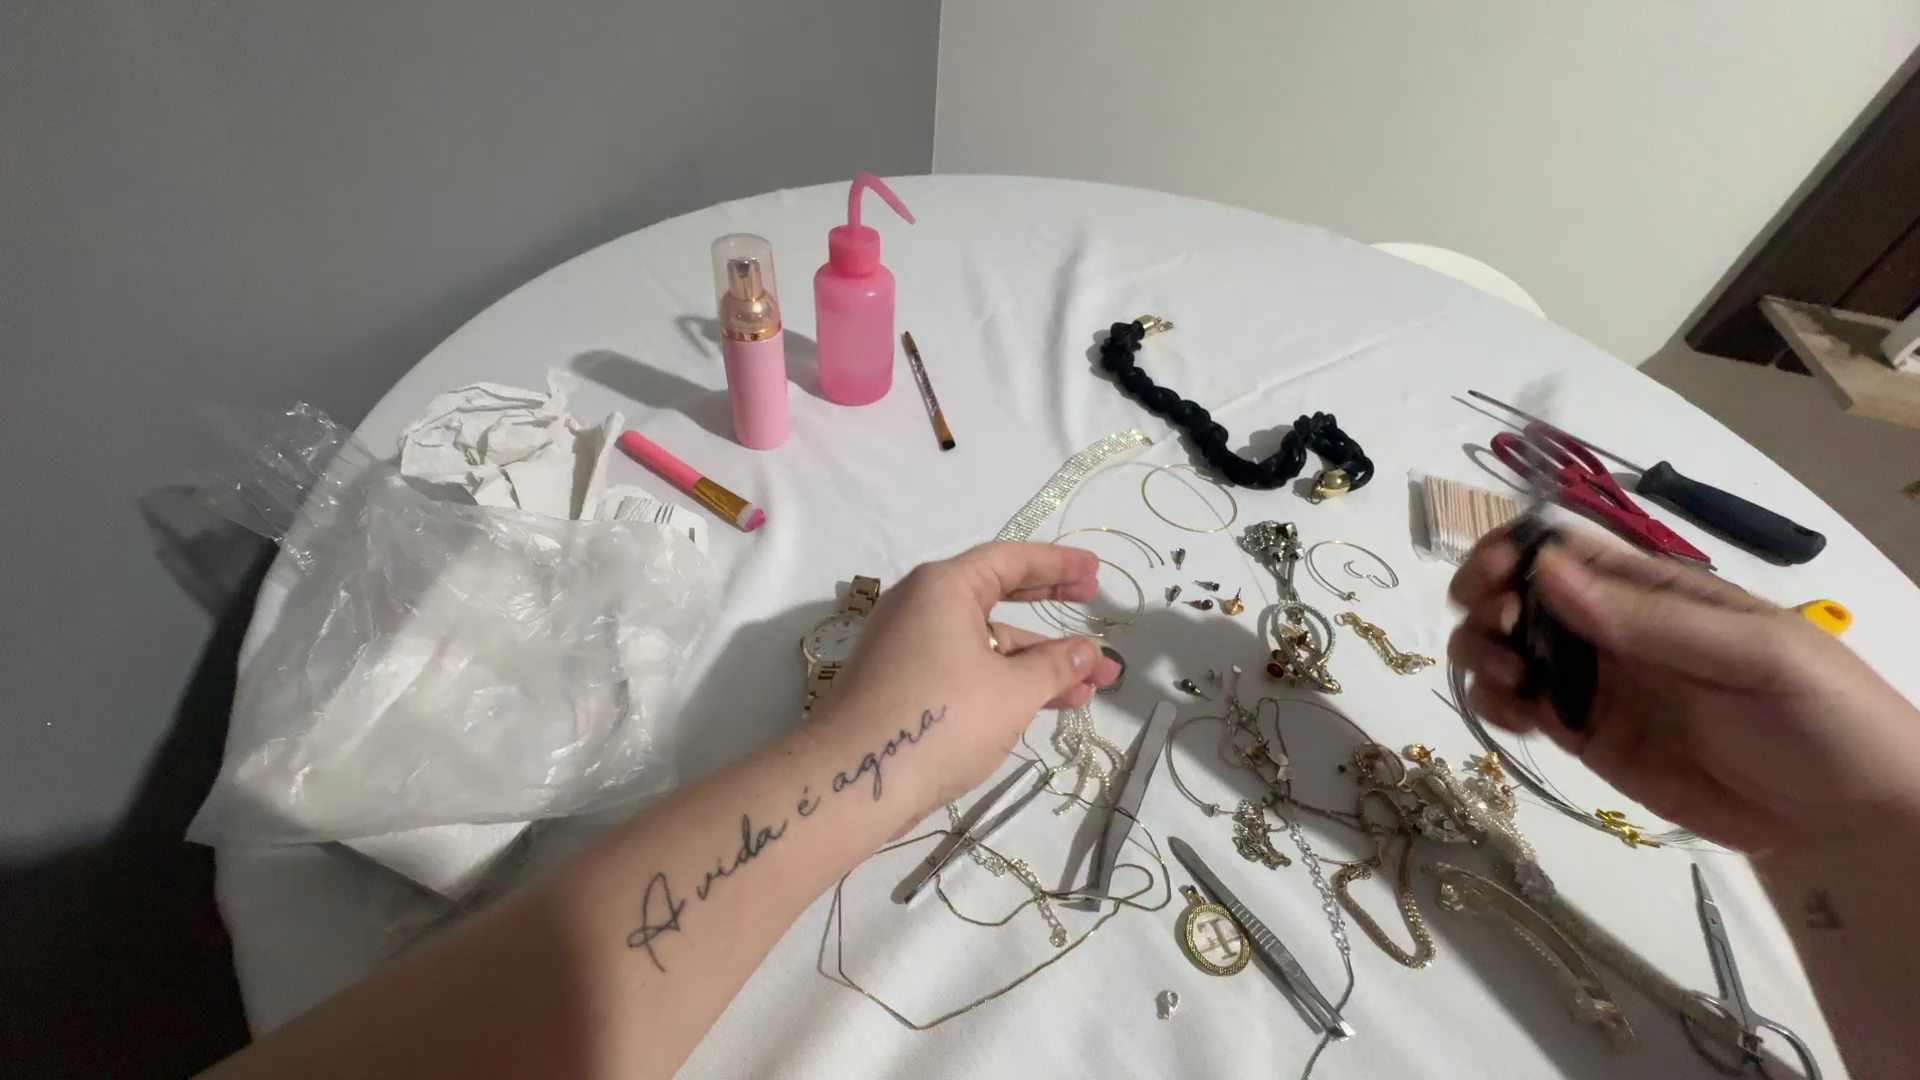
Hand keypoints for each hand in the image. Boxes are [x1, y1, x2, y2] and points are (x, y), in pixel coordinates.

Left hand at [808, 542, 1120, 826]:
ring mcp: (912, 648)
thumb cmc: (940, 718)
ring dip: (1038, 660)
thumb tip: (1086, 653)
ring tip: (1093, 683)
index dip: (1057, 563)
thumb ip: (1055, 667)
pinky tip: (1047, 703)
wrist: (854, 780)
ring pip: (987, 642)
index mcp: (943, 588)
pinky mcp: (907, 685)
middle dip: (1050, 603)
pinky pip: (968, 669)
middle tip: (1092, 601)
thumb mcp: (1011, 691)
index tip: (1095, 571)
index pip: (1009, 560)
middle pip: (998, 594)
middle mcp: (923, 607)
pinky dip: (1006, 680)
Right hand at [1448, 527, 1919, 851]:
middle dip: (1483, 603)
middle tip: (1496, 632)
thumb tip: (1546, 571)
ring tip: (1508, 680)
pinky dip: (1491, 703)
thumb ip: (1650, 616)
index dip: (1510, 553)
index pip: (1559, 550)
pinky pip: (1509, 704)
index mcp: (1647, 593)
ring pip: (1497, 646)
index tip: (1489, 577)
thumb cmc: (1819, 719)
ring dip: (1479, 652)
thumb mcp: (1755, 654)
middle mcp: (1603, 629)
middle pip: (1511, 594)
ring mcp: (1584, 681)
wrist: (1847, 825)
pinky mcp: (1573, 730)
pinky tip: (1514, 717)